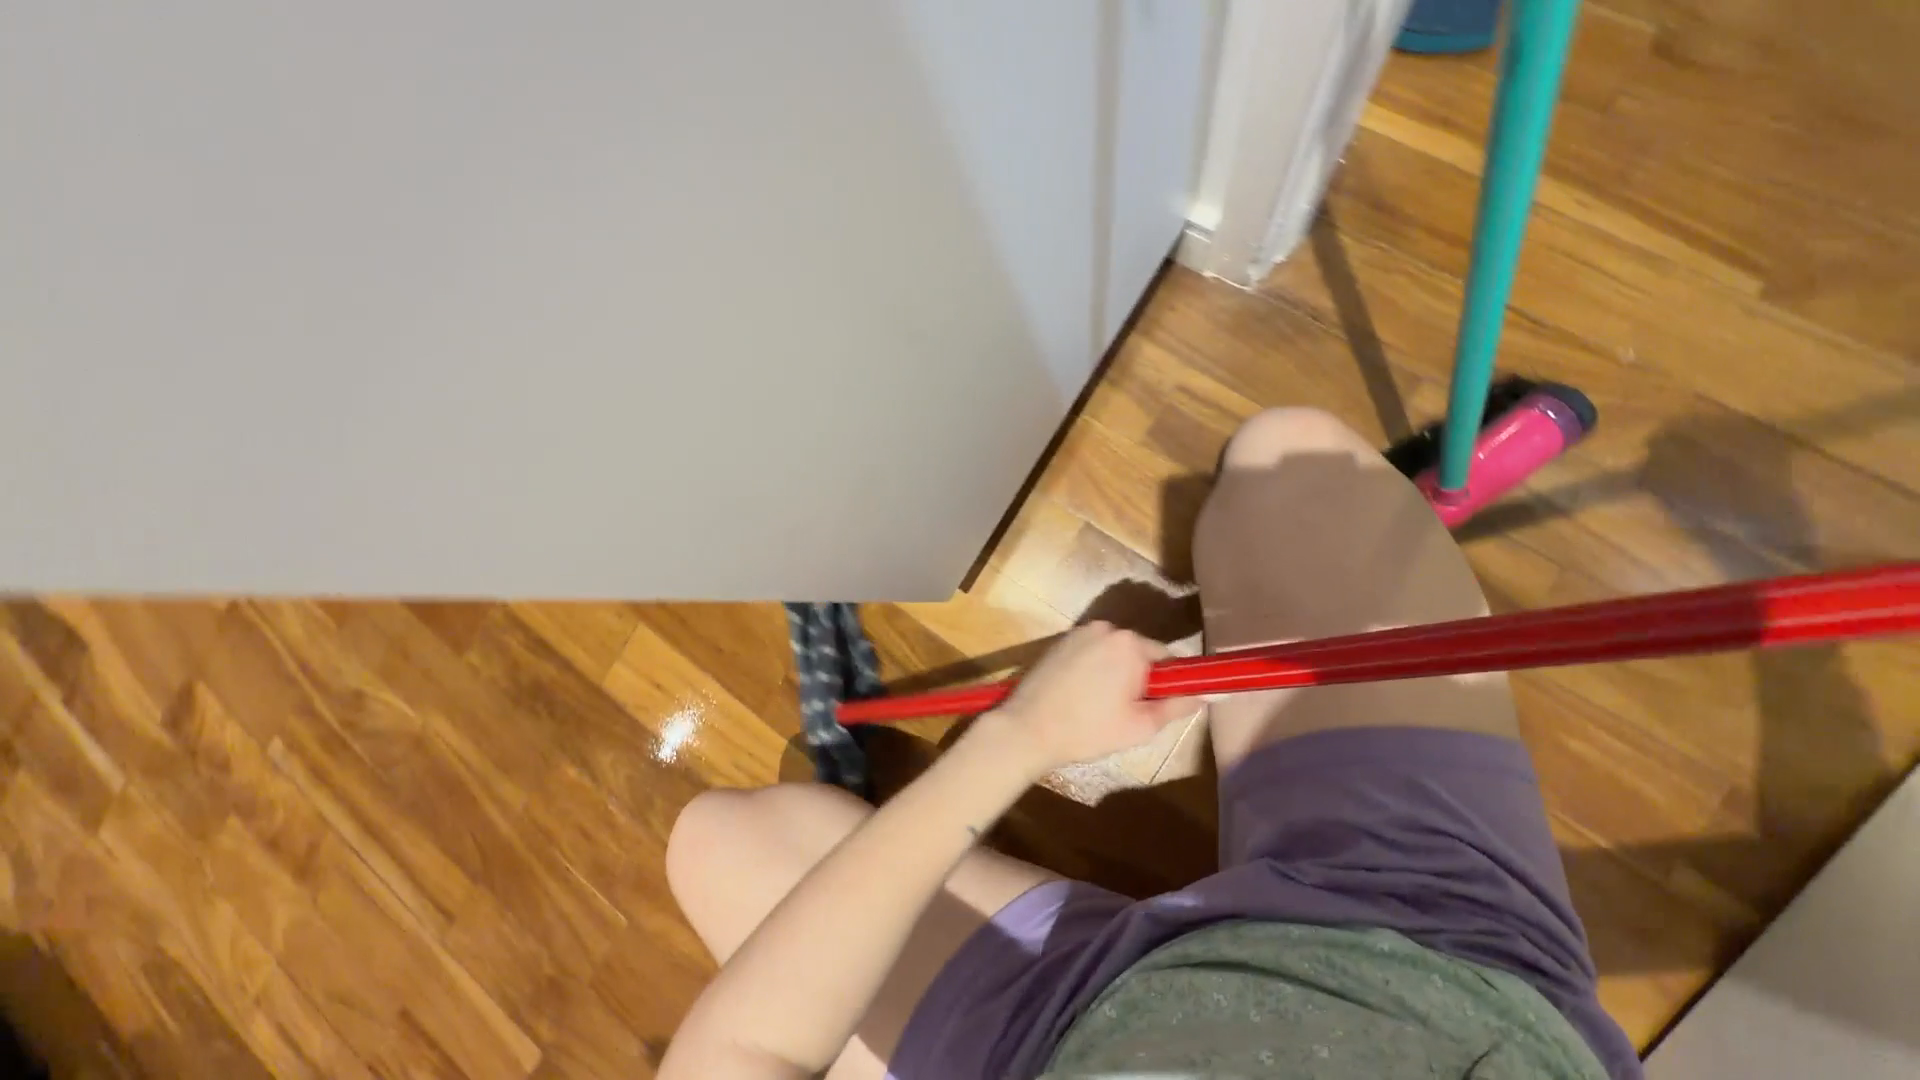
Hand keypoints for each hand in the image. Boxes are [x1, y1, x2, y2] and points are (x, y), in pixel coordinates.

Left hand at [982, 621, 1194, 774]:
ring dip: (1116, 673)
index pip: (1168, 658)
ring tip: (1101, 706)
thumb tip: (1207, 694)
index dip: (1167, 683)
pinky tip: (1082, 696)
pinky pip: (1091, 652)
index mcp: (1130, 644)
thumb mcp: (1141, 725)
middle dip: (1139, 678)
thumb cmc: (1088, 730)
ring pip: (1114, 653)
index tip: (1158, 705)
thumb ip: (1177, 705)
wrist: (1027, 729)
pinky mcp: (1060, 641)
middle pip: (1139, 652)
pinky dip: (1094, 669)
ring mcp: (1080, 632)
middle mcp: (1107, 628)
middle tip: (1127, 711)